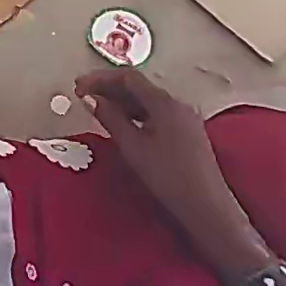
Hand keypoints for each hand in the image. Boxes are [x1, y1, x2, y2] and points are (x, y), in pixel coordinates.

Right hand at [75, 69, 271, 279]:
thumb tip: (90, 98)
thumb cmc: (167, 176)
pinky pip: (157, 112)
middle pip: (139, 86)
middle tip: (83, 95)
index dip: (101, 78)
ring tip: (98, 107)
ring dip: (122, 100)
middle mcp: (177, 103)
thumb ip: (110, 118)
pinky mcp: (187, 131)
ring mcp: (185, 117)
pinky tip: (123, 123)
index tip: (78, 86)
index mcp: (164, 102)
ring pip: (148, 100)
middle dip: (109, 88)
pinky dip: (136, 113)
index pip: (129, 78)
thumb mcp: (132, 147)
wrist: (206, 207)